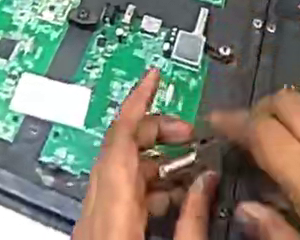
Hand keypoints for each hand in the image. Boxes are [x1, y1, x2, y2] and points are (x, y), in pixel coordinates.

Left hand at [73, 69, 213, 239]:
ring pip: (118, 171)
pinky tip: (169, 195)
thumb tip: (208, 180)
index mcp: (111, 211)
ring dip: (153, 159)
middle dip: (155, 129)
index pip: (119, 136)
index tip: (153, 75)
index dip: (138, 99)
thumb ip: (192, 217)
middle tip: (187, 130)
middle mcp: (94, 212)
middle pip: (119, 147)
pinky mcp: (95, 235)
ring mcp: (91, 224)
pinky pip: (116, 195)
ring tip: (187, 164)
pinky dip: (143, 184)